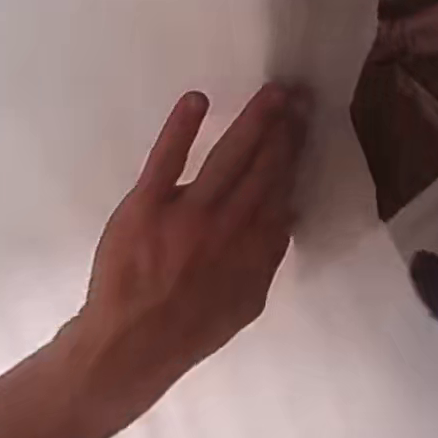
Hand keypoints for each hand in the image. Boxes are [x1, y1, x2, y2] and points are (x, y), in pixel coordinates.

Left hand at [55, 84, 308, 431]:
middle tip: (299, 95)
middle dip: (285, 129)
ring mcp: (187, 213)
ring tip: (273, 93)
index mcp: (254, 246)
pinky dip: (182, 129)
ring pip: (228, 159)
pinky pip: (166, 162)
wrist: (131, 345)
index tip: (305, 124)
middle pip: (264, 167)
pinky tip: (197, 100)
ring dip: (254, 122)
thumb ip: (271, 256)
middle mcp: (229, 225)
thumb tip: (291, 212)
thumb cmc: (194, 325)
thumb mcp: (249, 301)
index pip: (281, 188)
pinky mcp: (145, 207)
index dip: (295, 153)